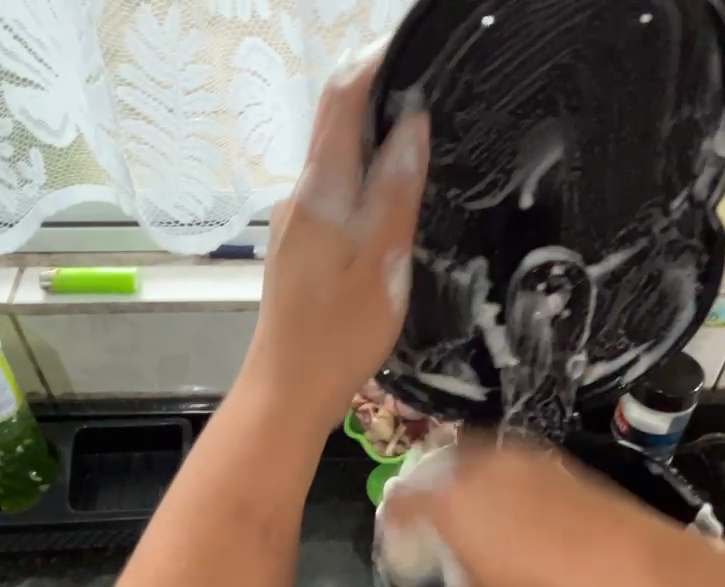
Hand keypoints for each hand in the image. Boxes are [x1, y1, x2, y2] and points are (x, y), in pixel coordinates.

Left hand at [238, 49, 429, 430]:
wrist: (288, 391)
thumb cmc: (338, 335)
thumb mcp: (380, 264)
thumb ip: (394, 194)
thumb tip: (411, 125)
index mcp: (320, 193)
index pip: (342, 100)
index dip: (375, 66)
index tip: (417, 57)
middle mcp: (300, 199)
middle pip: (338, 130)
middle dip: (382, 105)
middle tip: (436, 104)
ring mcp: (296, 227)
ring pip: (337, 169)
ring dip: (375, 150)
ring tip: (423, 152)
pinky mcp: (300, 253)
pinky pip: (335, 202)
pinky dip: (364, 189)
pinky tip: (391, 209)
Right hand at [382, 438, 695, 586]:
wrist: (645, 572)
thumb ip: (461, 579)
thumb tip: (461, 565)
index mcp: (453, 504)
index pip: (402, 502)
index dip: (392, 522)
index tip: (397, 541)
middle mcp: (480, 468)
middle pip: (434, 471)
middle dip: (425, 496)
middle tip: (429, 526)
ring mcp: (520, 459)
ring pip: (471, 462)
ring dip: (459, 484)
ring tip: (467, 517)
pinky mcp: (554, 461)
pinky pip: (506, 465)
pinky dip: (495, 482)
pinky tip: (509, 510)